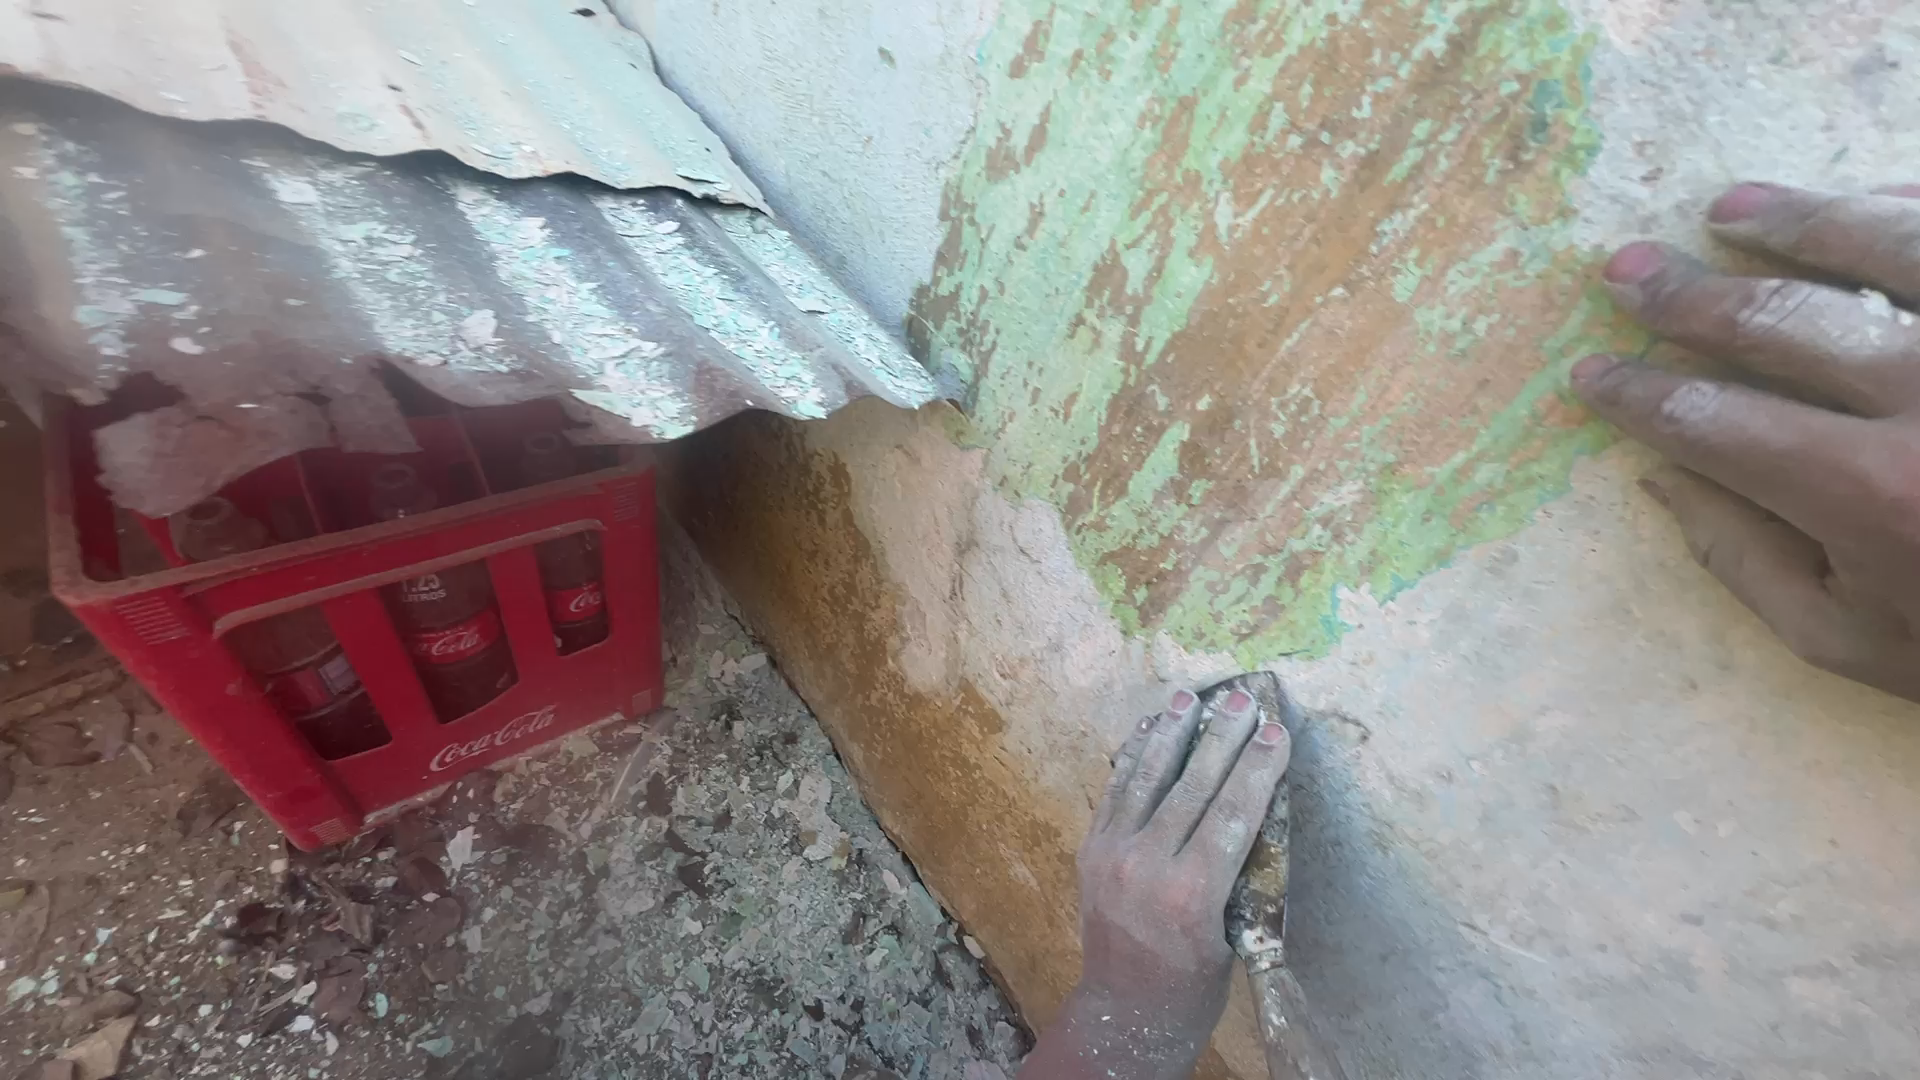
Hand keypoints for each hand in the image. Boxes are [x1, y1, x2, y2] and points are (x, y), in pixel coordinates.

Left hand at [1019, 685, 1292, 1079]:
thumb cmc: (1191, 988)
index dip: (1256, 768)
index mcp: (1191, 894)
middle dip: (1220, 737)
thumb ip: (1235, 873)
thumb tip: (1251, 807)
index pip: (1232, 814)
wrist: (1121, 1012)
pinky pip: (1115, 789)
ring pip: (1147, 777)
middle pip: (1191, 786)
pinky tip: (1148, 728)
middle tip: (1240, 698)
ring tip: (1188, 696)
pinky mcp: (1091, 844)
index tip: (1275, 730)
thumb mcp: (1231, 937)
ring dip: (1171, 733)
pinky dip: (1133, 756)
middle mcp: (1146, 862)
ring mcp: (1111, 849)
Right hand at [1571, 183, 1919, 703]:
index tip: (1588, 373)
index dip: (1635, 393)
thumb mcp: (1841, 635)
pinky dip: (1919, 213)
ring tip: (1734, 207)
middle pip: (1783, 322)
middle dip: (1686, 296)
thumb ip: (1737, 555)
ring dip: (1802, 225)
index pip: (1706, 420)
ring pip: (1901, 251)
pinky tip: (1872, 202)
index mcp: (1870, 492)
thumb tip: (1660, 474)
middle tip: (1626, 268)